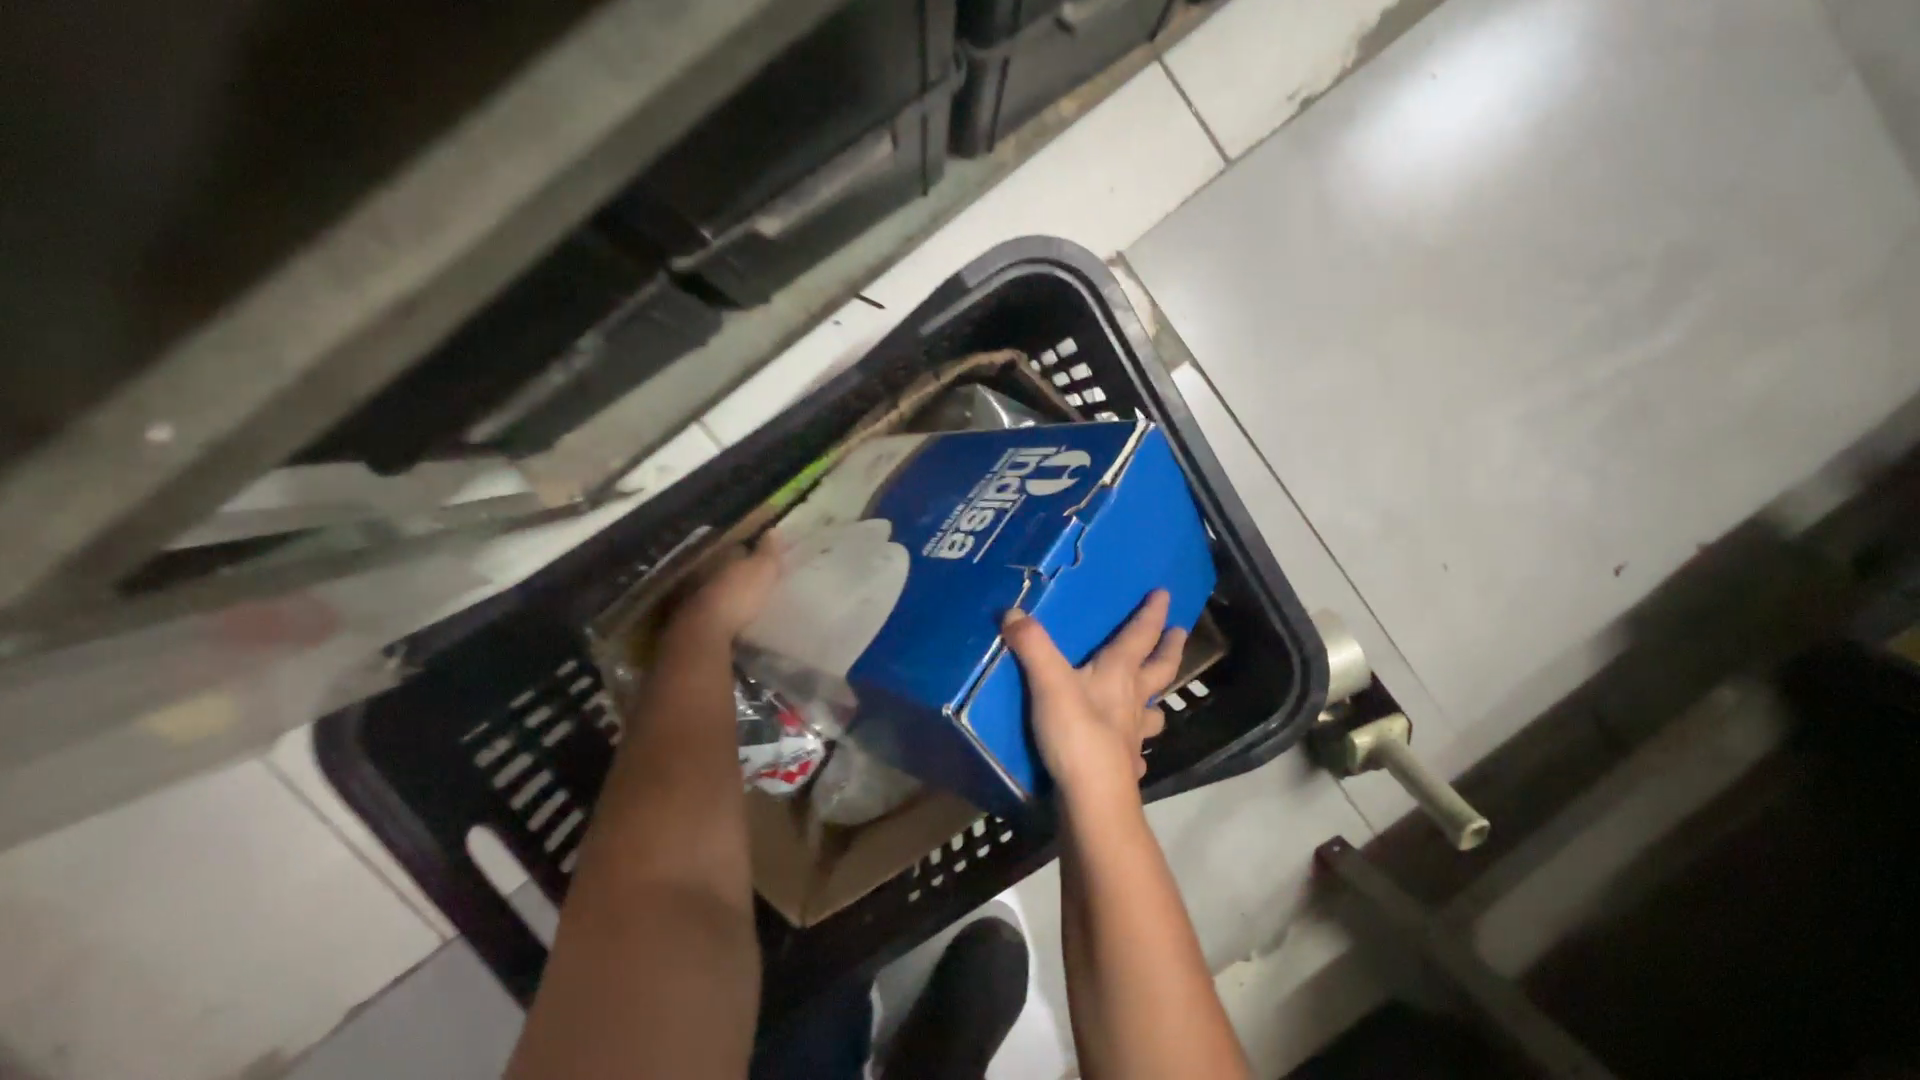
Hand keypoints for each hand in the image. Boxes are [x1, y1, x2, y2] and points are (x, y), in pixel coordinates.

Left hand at [672, 535, 782, 644]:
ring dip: (728, 592)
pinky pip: (710, 609)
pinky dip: (720, 610)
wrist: (707, 629)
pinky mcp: (693, 617)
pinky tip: (731, 618)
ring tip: (746, 602)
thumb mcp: (763, 570)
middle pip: (726, 567)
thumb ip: (768, 551)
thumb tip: (773, 529)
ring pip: (716, 587)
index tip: (764, 559)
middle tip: (755, 581)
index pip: (739, 548)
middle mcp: (706, 570)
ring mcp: (697, 594)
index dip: (752, 552)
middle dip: (738, 572)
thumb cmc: (739, 594)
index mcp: (723, 555)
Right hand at [1001, 590, 1186, 800]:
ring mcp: (1133, 735)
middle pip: (1161, 669)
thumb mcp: (1048, 682)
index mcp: (1119, 673)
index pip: (1141, 635)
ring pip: (1154, 713)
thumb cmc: (1077, 733)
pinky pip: (1137, 752)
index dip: (1152, 613)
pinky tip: (1134, 754)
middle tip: (1180, 633)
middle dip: (1170, 648)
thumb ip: (1031, 645)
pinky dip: (1138, 748)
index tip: (1165, 593)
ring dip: (1158, 701)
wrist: (1094, 796)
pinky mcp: (1126, 765)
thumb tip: (1012, 611)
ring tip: (1157, 698)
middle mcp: (1134, 700)